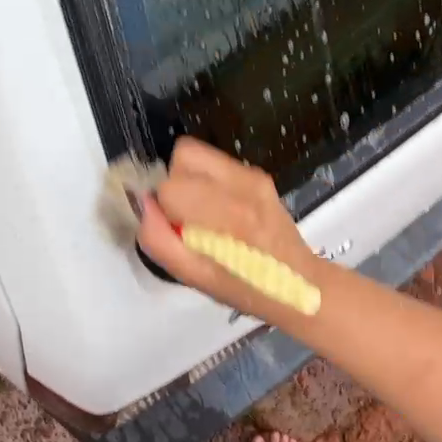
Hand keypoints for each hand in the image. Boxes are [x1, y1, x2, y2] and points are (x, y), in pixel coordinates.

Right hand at [135, 138, 325, 322]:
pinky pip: (215, 163)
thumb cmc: (244, 287)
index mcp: (225, 216)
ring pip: (196, 154)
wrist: (298, 283)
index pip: (169, 186)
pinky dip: (206, 180)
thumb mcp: (193, 277)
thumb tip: (143, 206)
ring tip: (201, 212)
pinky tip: (219, 208)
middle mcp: (241, 187)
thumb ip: (159, 240)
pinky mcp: (258, 174)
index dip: (164, 208)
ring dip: (189, 179)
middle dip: (173, 184)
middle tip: (184, 217)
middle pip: (181, 156)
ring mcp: (252, 176)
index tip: (175, 229)